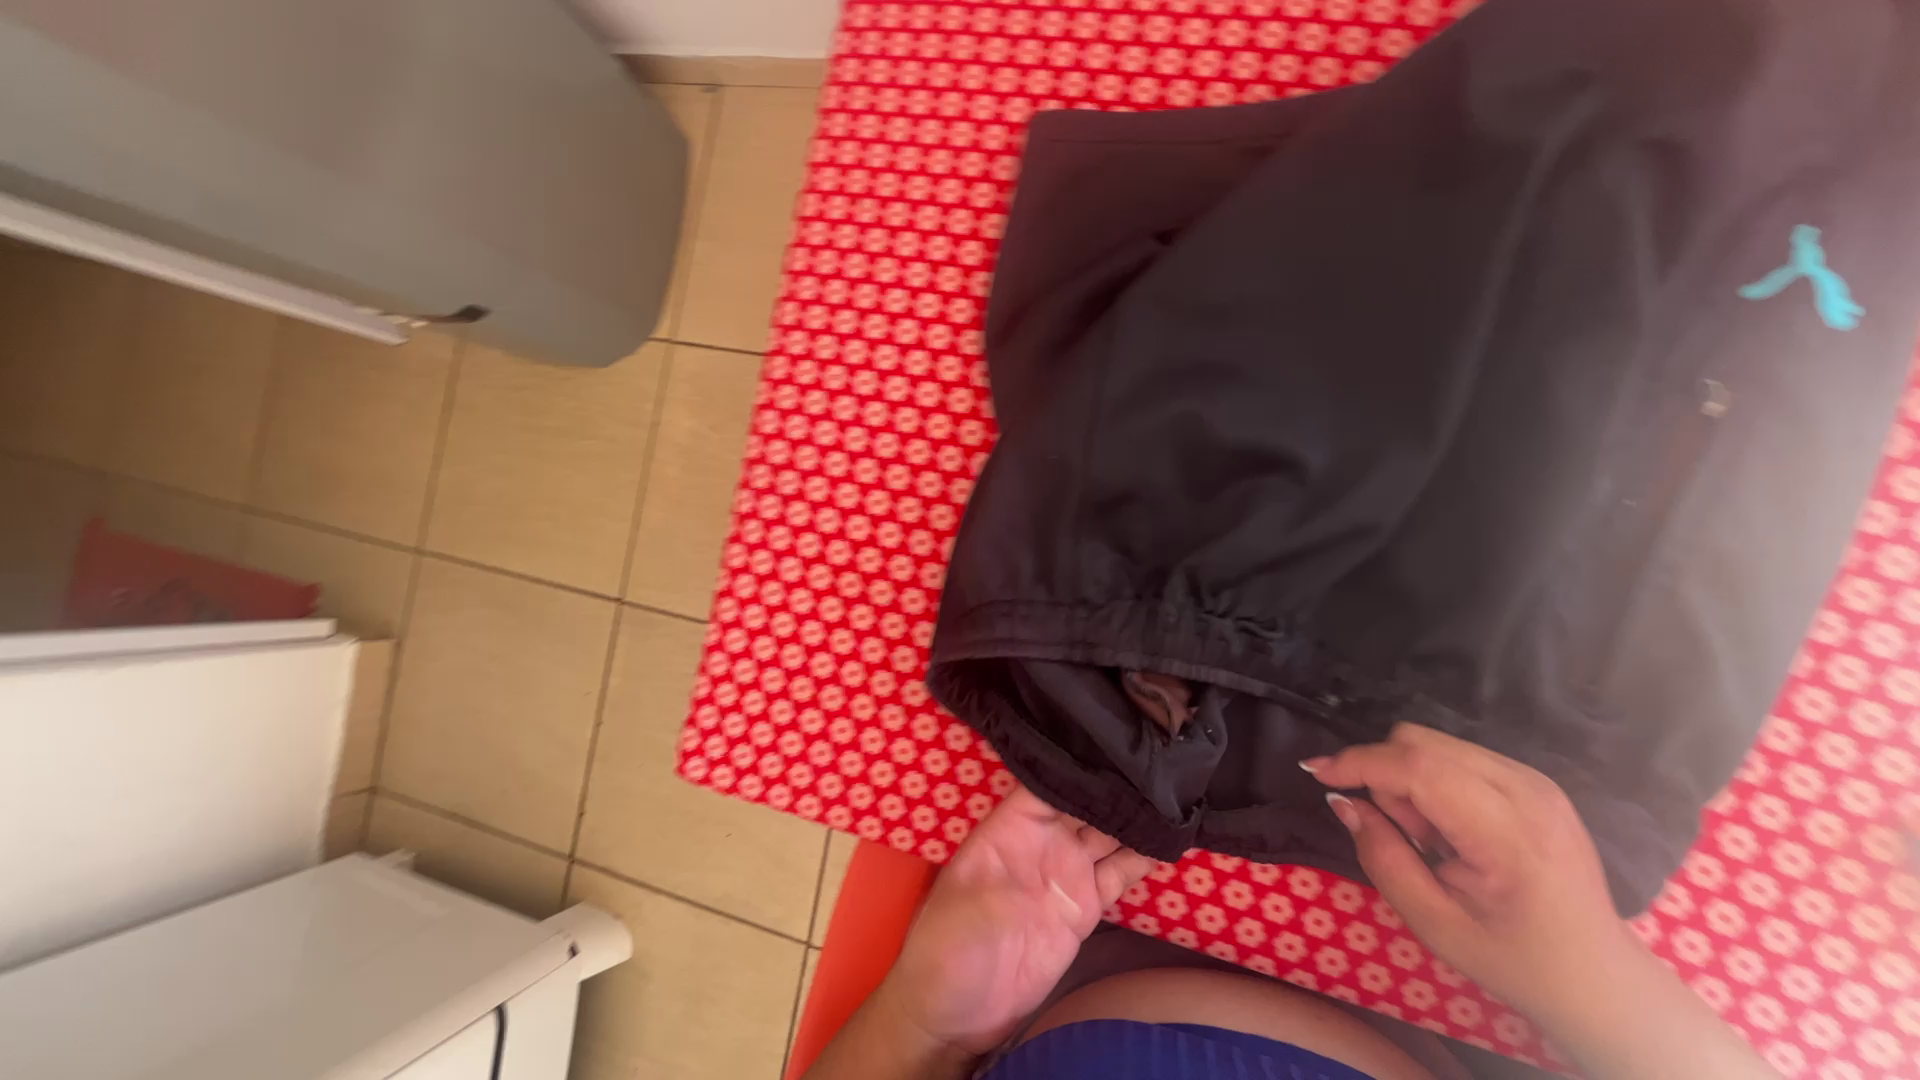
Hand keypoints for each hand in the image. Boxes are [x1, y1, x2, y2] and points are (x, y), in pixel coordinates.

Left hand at [876, 783, 1157, 1055]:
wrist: (957, 1016)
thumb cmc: (946, 952)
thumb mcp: (968, 911)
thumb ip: (1013, 876)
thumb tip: (1055, 846)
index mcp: (1007, 829)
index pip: (1046, 783)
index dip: (1078, 763)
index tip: (1117, 746)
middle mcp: (1040, 842)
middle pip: (1083, 801)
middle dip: (1117, 784)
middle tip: (1161, 765)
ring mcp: (1064, 873)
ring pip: (1108, 833)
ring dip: (1136, 817)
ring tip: (1176, 795)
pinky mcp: (1084, 909)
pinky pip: (1118, 874)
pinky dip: (1143, 858)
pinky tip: (1171, 840)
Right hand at [1301, 724, 1630, 1013]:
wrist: (1601, 979)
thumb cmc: (1516, 960)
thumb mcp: (1434, 924)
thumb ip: (1382, 856)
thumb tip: (1341, 801)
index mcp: (1508, 833)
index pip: (1417, 767)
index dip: (1358, 762)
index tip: (1315, 772)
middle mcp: (1526, 790)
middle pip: (1420, 742)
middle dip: (1385, 776)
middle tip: (1400, 835)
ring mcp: (1535, 780)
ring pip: (1434, 744)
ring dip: (1409, 779)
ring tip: (1430, 839)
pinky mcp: (1535, 781)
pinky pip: (1456, 755)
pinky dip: (1433, 781)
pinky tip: (1451, 829)